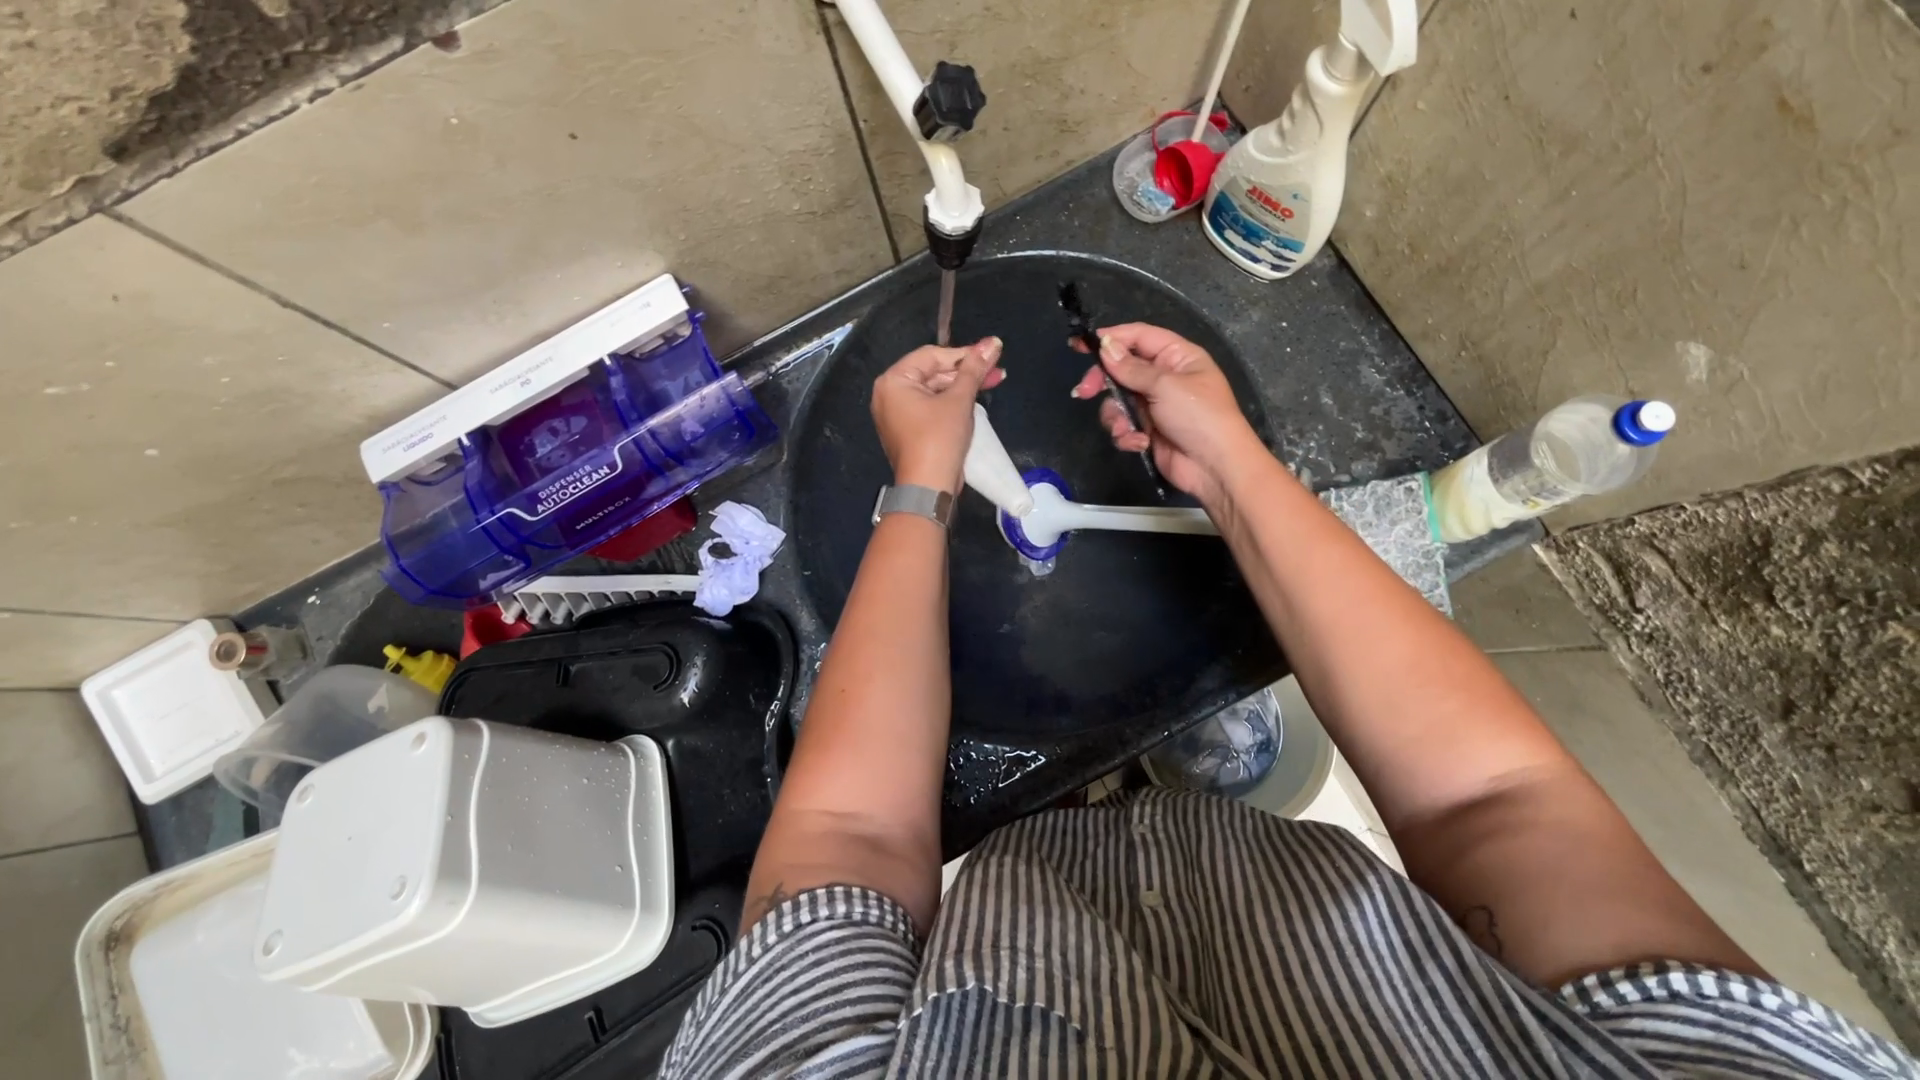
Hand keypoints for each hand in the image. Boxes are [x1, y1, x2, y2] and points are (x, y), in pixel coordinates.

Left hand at [872, 337, 1005, 492]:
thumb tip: (994, 342)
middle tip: (996, 372)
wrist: (928, 488)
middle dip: (965, 372)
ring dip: (961, 388)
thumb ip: (974, 369)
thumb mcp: (959, 400)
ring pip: (933, 391)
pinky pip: (929, 408)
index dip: (964, 354)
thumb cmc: (939, 438)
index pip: (931, 356)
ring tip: (991, 384)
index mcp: (893, 381)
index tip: (992, 354)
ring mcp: (896, 415)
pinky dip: (950, 404)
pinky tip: (972, 401)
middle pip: (932, 373)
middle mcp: (888, 395)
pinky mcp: (906, 431)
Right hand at [1070, 323, 1264, 503]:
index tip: (1079, 345)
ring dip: (1116, 416)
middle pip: (1122, 369)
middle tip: (1083, 392)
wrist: (1215, 466)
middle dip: (1102, 381)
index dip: (1110, 338)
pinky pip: (1124, 425)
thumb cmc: (1198, 416)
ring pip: (1118, 401)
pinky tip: (1140, 443)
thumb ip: (1131, 368)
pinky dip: (1127, 435)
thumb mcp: (1165, 385)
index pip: (1138, 336)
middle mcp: (1165, 377)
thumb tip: (1105, 347)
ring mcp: (1155, 405)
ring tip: (1126, 429)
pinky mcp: (1148, 430)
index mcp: (1177, 356)